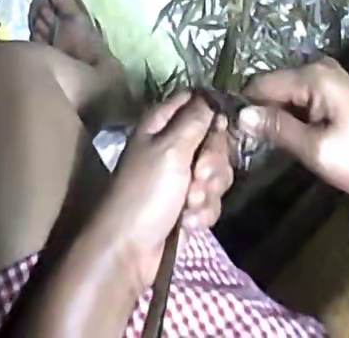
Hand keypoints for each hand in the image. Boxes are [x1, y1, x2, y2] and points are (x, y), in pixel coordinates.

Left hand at [93, 92, 232, 286]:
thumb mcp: (171, 149)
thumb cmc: (145, 193)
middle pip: (213, 138)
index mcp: (162, 122)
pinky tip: (186, 223)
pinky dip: (202, 212)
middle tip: (198, 177)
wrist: (128, 252)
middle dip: (212, 162)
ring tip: (188, 205)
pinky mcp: (188, 203)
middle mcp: (173, 143)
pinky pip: (211, 198)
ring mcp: (181, 175)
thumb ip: (195, 120)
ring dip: (207, 191)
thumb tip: (212, 96)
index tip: (220, 128)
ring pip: (216, 171)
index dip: (213, 112)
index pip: (197, 100)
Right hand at [238, 58, 348, 203]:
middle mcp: (319, 68)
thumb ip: (277, 129)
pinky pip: (302, 98)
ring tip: (262, 143)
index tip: (230, 133)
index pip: (262, 84)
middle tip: (245, 143)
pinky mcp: (336, 93)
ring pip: (287, 93)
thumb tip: (241, 115)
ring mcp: (329, 78)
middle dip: (260, 111)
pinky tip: (287, 137)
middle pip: (274, 86)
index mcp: (313, 75)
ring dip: (275, 115)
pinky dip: (292, 115)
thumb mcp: (316, 149)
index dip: (245, 107)